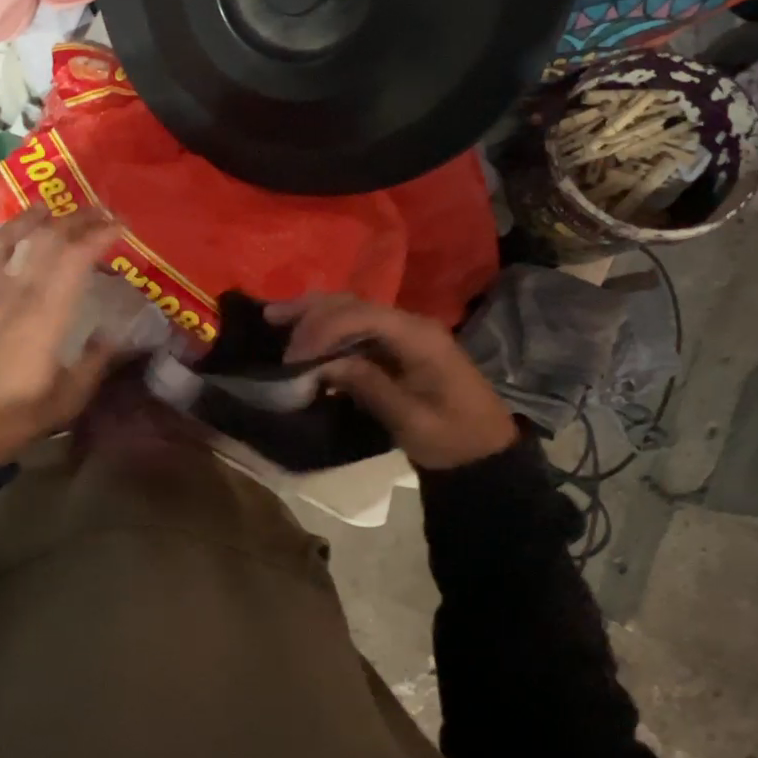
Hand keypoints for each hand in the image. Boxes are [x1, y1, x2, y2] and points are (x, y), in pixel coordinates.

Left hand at [0, 209, 124, 464]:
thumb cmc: (18, 417)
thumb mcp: (69, 399)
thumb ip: (95, 362)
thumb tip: (115, 332)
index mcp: (45, 318)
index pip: (75, 260)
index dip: (100, 236)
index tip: (122, 227)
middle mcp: (15, 294)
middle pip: (48, 241)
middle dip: (78, 220)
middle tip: (103, 212)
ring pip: (12, 239)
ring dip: (36, 218)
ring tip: (55, 206)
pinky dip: (1, 236)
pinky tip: (11, 233)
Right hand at [271, 294, 516, 469]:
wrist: (485, 454)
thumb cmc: (453, 440)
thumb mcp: (412, 421)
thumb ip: (370, 386)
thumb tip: (325, 364)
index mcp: (419, 338)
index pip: (361, 316)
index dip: (322, 330)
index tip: (293, 358)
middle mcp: (411, 324)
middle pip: (353, 303)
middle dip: (311, 312)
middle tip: (272, 323)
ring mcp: (404, 333)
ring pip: (352, 309)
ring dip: (314, 313)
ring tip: (276, 317)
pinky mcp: (396, 346)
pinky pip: (356, 326)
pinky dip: (326, 327)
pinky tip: (302, 335)